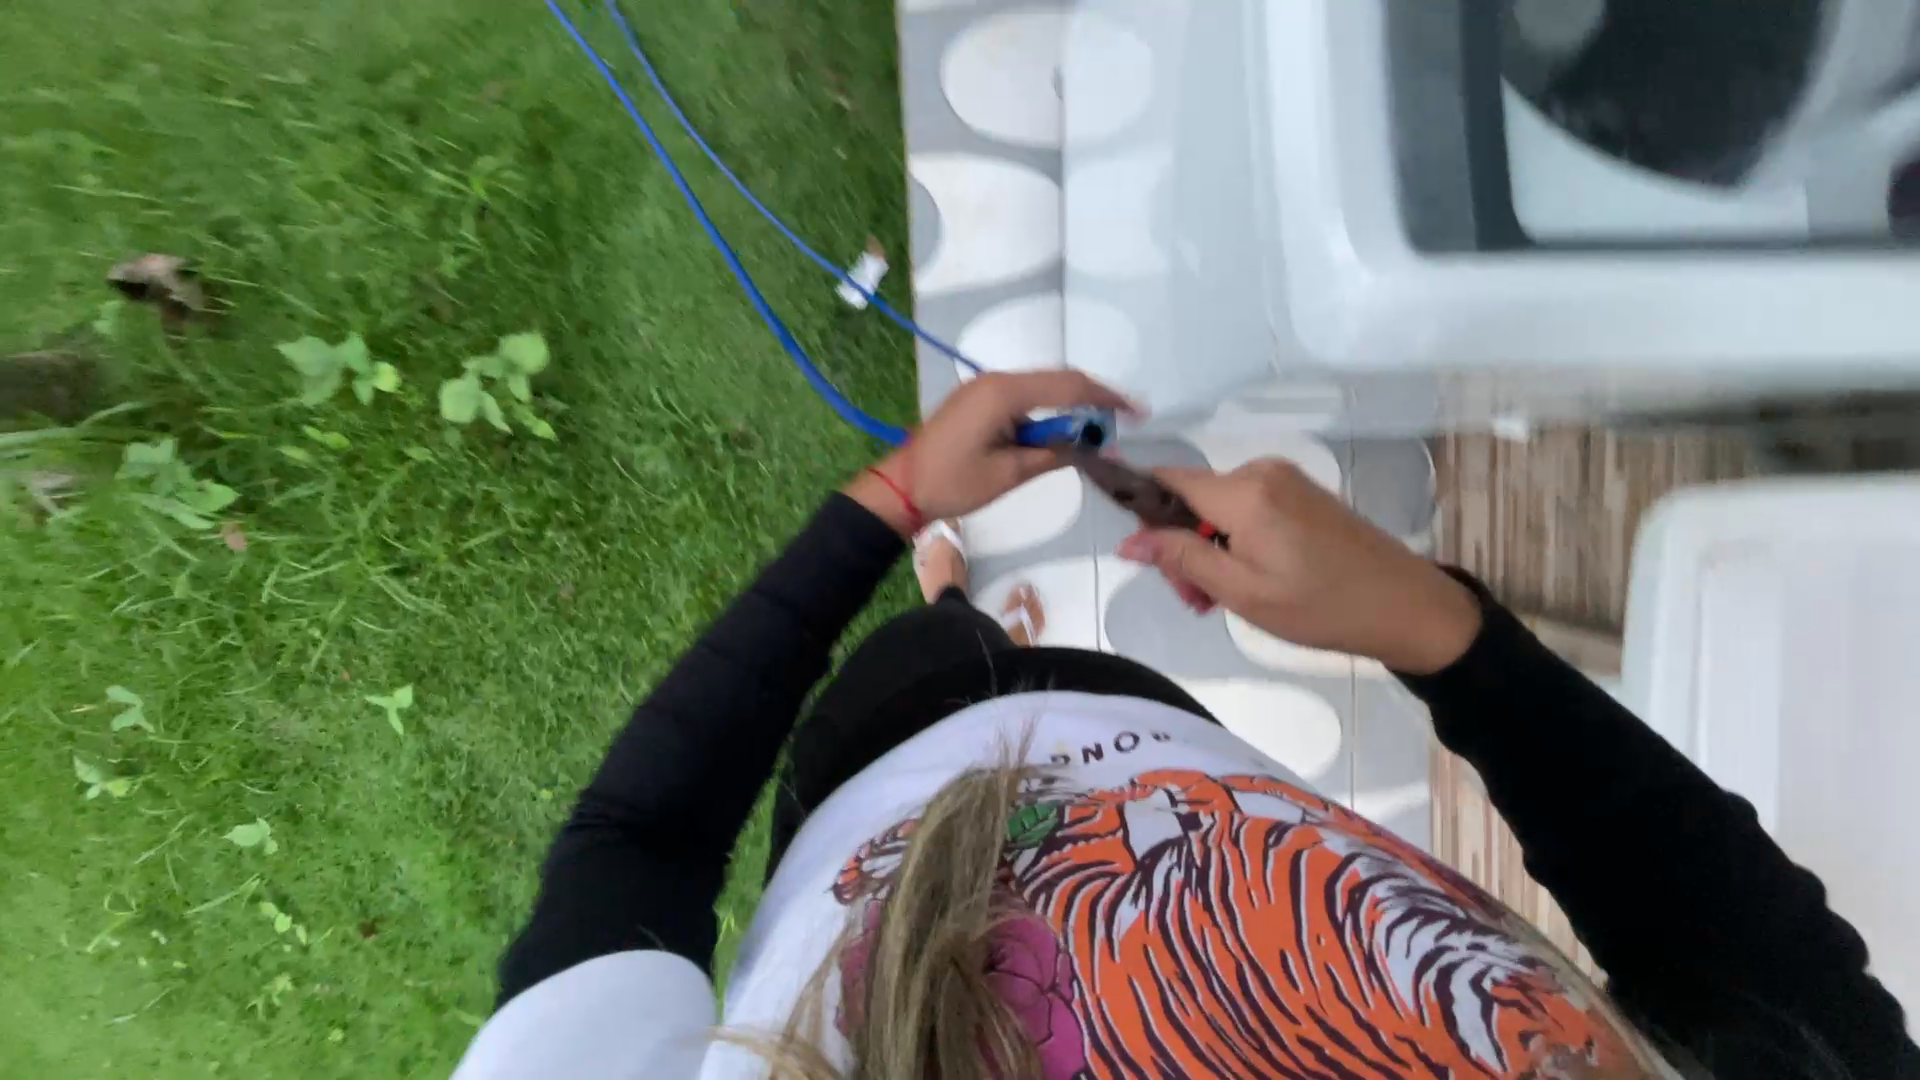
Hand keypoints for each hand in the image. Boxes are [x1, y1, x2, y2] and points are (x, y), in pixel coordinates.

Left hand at [846, 371, 1133, 532]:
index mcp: (1004, 392)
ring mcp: (985, 388)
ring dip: (1067, 409)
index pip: (1069, 386)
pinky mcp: (978, 401)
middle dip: (1091, 401)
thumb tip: (1096, 447)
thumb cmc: (953, 483)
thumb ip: (1056, 454)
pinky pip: (1022, 399)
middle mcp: (996, 380)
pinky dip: (1045, 414)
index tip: (1138, 412)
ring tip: (1095, 434)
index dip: (1107, 398)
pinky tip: (1058, 434)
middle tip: (1122, 424)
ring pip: (1041, 390)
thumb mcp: (1010, 473)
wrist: (901, 488)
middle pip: (1057, 381)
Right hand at [1114, 460, 1482, 674]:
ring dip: (1207, 548)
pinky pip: (1244, 507)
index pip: (1166, 480)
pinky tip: (1247, 577)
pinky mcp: (1300, 492)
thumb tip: (1127, 541)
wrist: (1409, 607)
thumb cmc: (1320, 606)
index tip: (1142, 553)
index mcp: (1243, 493)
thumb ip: (1181, 558)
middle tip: (1195, 599)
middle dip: (1181, 545)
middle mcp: (1259, 472)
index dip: (1141, 507)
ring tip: (1222, 598)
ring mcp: (1283, 479)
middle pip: (1190, 498)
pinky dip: (1234, 540)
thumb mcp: (1241, 592)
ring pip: (1215, 507)